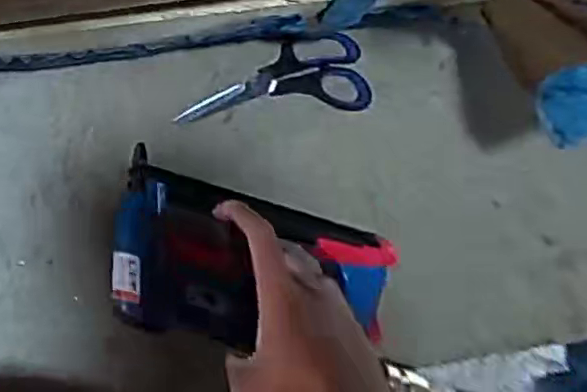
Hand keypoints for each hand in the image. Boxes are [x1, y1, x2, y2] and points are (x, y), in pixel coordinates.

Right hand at [218, 201, 386, 391]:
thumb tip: (240, 357)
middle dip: (266, 245)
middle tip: (247, 256)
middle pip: (289, 250)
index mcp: (283, 295)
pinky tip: (307, 331)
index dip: (239, 214)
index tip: (222, 212)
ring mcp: (344, 317)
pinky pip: (335, 306)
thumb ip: (238, 358)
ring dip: (294, 274)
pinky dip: (316, 304)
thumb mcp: (247, 384)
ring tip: (278, 292)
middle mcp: (316, 295)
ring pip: (316, 277)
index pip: (260, 235)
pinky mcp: (364, 342)